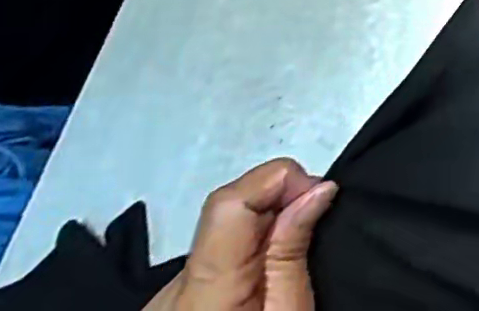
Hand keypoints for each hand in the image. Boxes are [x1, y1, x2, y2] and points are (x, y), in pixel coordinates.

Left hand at [144, 158, 339, 310]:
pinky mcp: (163, 309)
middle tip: (313, 231)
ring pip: (220, 234)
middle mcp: (170, 290)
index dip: (278, 180)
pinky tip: (257, 287)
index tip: (316, 197)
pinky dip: (242, 254)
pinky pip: (209, 259)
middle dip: (278, 205)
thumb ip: (293, 252)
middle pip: (227, 211)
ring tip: (285, 268)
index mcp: (202, 293)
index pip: (229, 200)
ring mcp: (160, 301)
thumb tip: (318, 187)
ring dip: (261, 231)